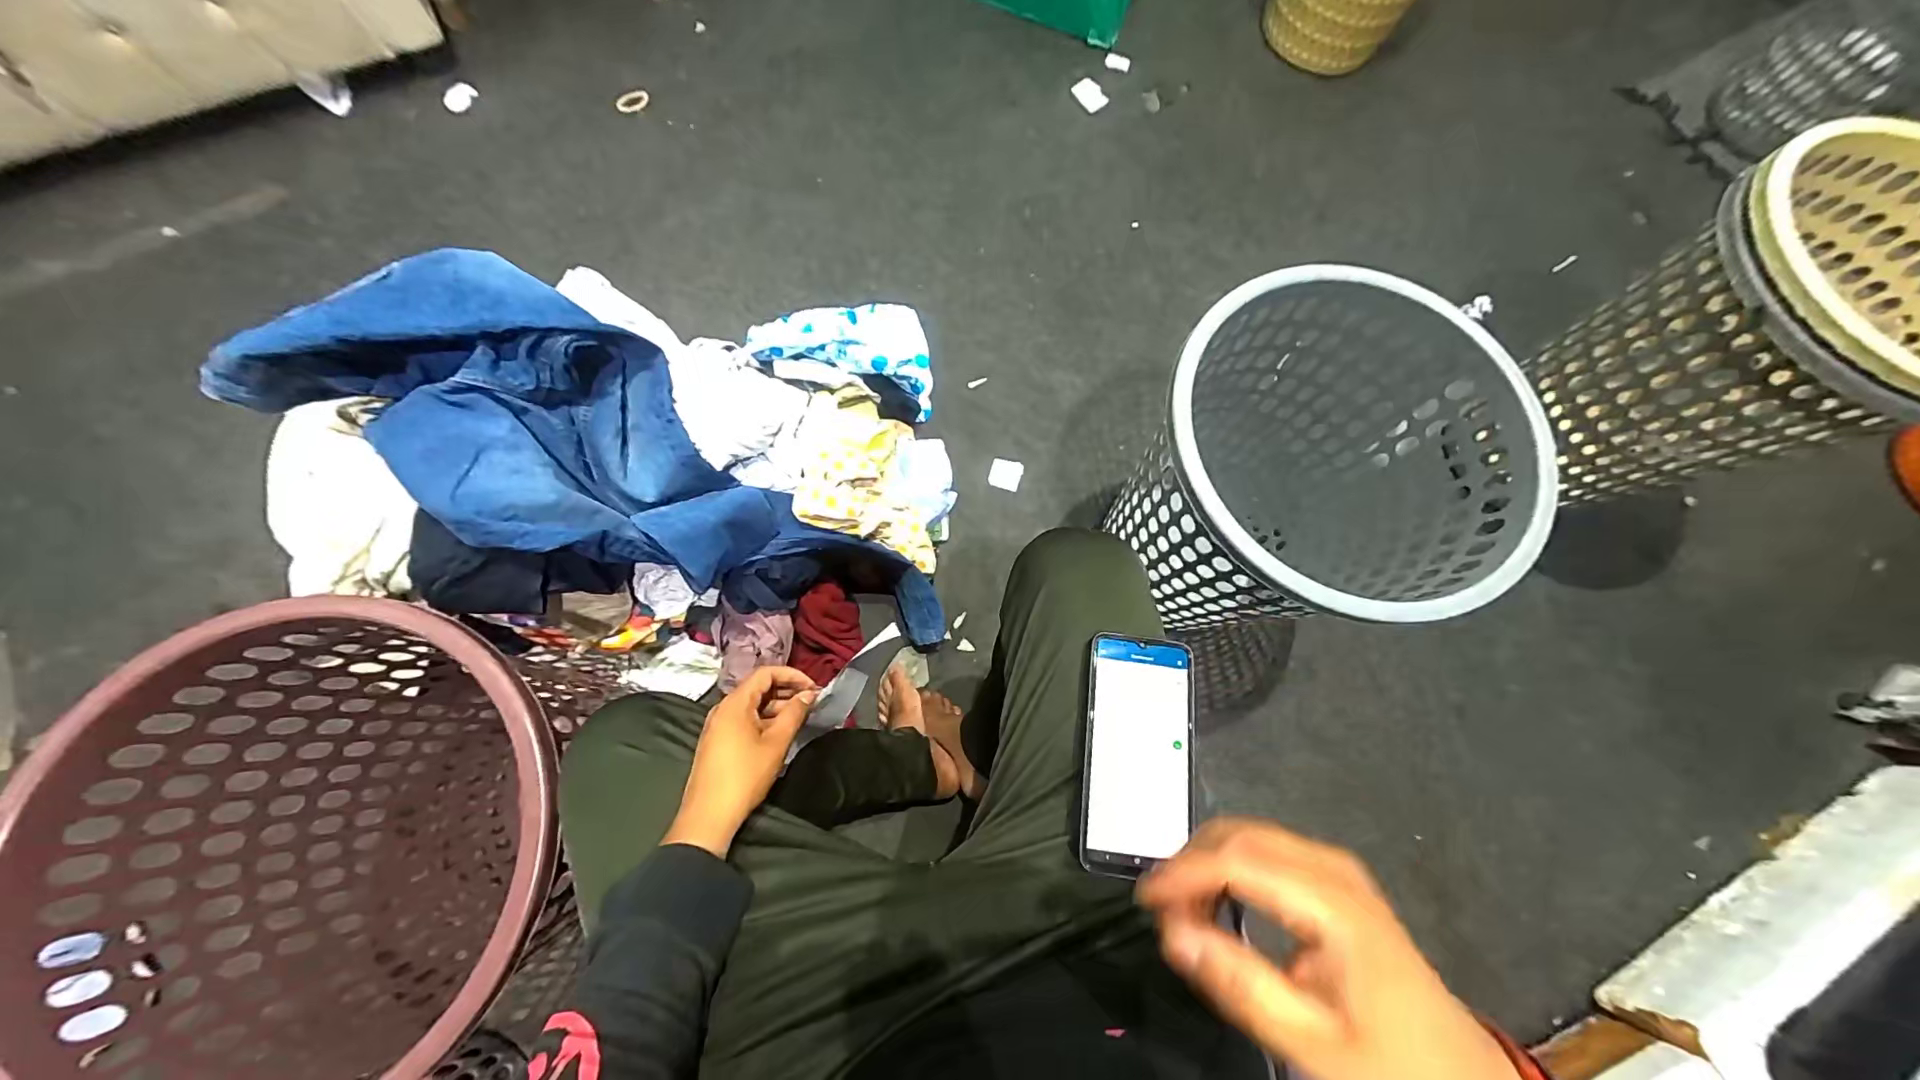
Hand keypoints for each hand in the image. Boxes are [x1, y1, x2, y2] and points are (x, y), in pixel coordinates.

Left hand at [661, 667, 816, 857]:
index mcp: (735, 703)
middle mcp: (723, 708)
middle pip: (758, 687)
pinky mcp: (718, 740)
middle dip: (787, 690)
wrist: (709, 815)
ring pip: (753, 704)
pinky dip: (765, 719)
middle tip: (812, 702)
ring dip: (778, 706)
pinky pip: (745, 719)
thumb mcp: (776, 743)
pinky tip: (781, 732)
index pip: (766, 673)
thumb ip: (794, 713)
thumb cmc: (745, 775)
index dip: (792, 675)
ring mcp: (718, 724)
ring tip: (801, 718)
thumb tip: (809, 694)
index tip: (814, 688)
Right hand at [1137, 818, 1518, 1079]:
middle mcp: (1332, 868)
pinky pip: (1264, 850)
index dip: (1184, 873)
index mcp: (1334, 905)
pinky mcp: (1332, 877)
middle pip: (1239, 834)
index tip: (1145, 901)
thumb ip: (1238, 984)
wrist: (1461, 1072)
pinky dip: (1227, 866)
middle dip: (1189, 863)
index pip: (1238, 860)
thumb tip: (1173, 936)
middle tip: (1164, 912)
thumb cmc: (1390, 1062)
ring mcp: (1335, 868)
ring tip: (1185, 913)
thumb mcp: (1312, 1041)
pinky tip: (1218, 902)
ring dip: (1205, 863)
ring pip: (1247, 835)